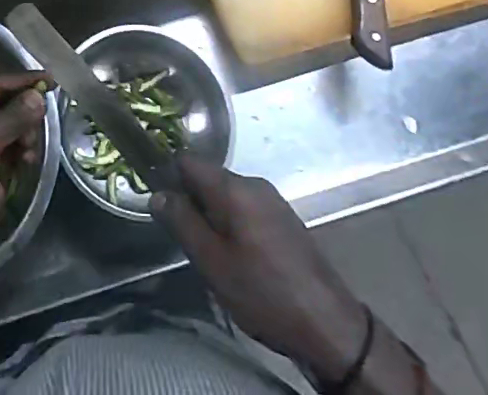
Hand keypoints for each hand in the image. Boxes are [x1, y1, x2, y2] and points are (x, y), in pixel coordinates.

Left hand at [0, 72, 48, 273]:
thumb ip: (11, 119)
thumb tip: (38, 95)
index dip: (21, 81)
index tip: (50, 79)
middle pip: (7, 103)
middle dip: (25, 111)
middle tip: (41, 121)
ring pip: (15, 126)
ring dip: (27, 133)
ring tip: (29, 149)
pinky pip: (17, 147)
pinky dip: (25, 150)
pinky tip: (28, 161)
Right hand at [151, 157, 366, 376]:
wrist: (330, 327)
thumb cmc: (264, 292)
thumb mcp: (212, 261)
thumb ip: (182, 222)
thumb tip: (158, 194)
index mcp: (234, 187)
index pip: (187, 160)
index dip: (168, 176)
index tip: (161, 206)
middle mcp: (254, 184)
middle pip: (208, 177)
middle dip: (190, 200)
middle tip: (184, 239)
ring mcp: (273, 201)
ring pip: (226, 195)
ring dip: (211, 215)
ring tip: (209, 254)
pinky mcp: (285, 219)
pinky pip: (246, 208)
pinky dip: (232, 224)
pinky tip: (236, 257)